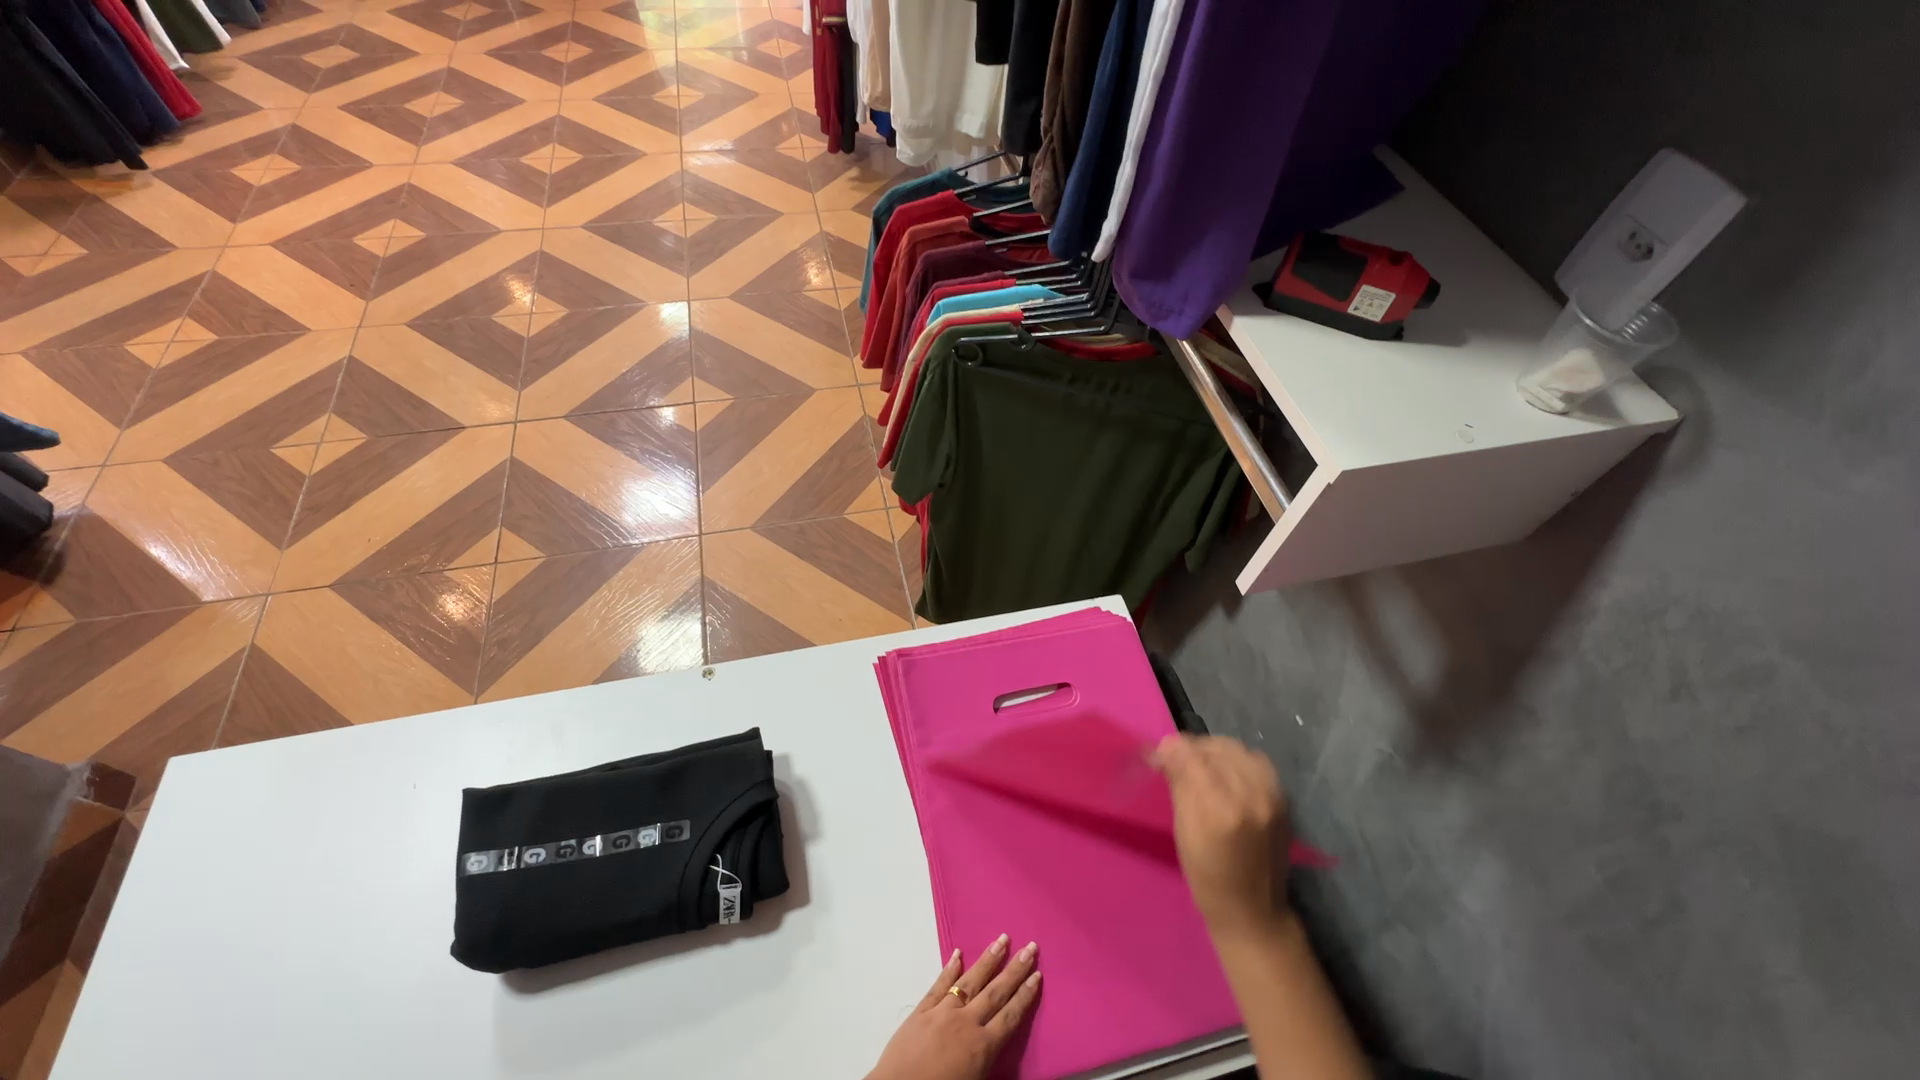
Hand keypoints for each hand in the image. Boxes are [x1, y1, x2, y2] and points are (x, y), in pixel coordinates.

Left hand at [866, 934, 1041, 1079]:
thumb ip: (990, 1060)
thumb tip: (1000, 1042)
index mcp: (983, 1046)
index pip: (1010, 1015)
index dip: (1025, 995)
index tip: (1037, 975)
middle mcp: (966, 1023)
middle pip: (995, 992)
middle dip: (1015, 969)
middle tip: (1030, 947)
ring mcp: (942, 1012)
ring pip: (970, 981)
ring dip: (988, 960)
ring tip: (1002, 940)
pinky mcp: (921, 1011)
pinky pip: (939, 986)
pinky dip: (949, 969)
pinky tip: (958, 953)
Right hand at [1152, 734, 1288, 932]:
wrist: (1253, 910)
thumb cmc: (1207, 877)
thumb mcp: (1183, 832)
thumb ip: (1179, 785)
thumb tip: (1167, 749)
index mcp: (1220, 809)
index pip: (1192, 757)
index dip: (1172, 750)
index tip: (1158, 755)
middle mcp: (1251, 795)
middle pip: (1217, 748)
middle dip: (1193, 748)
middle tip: (1177, 760)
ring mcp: (1272, 796)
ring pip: (1238, 750)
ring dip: (1215, 751)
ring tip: (1202, 765)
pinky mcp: (1284, 799)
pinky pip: (1257, 762)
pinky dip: (1237, 761)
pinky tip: (1227, 774)